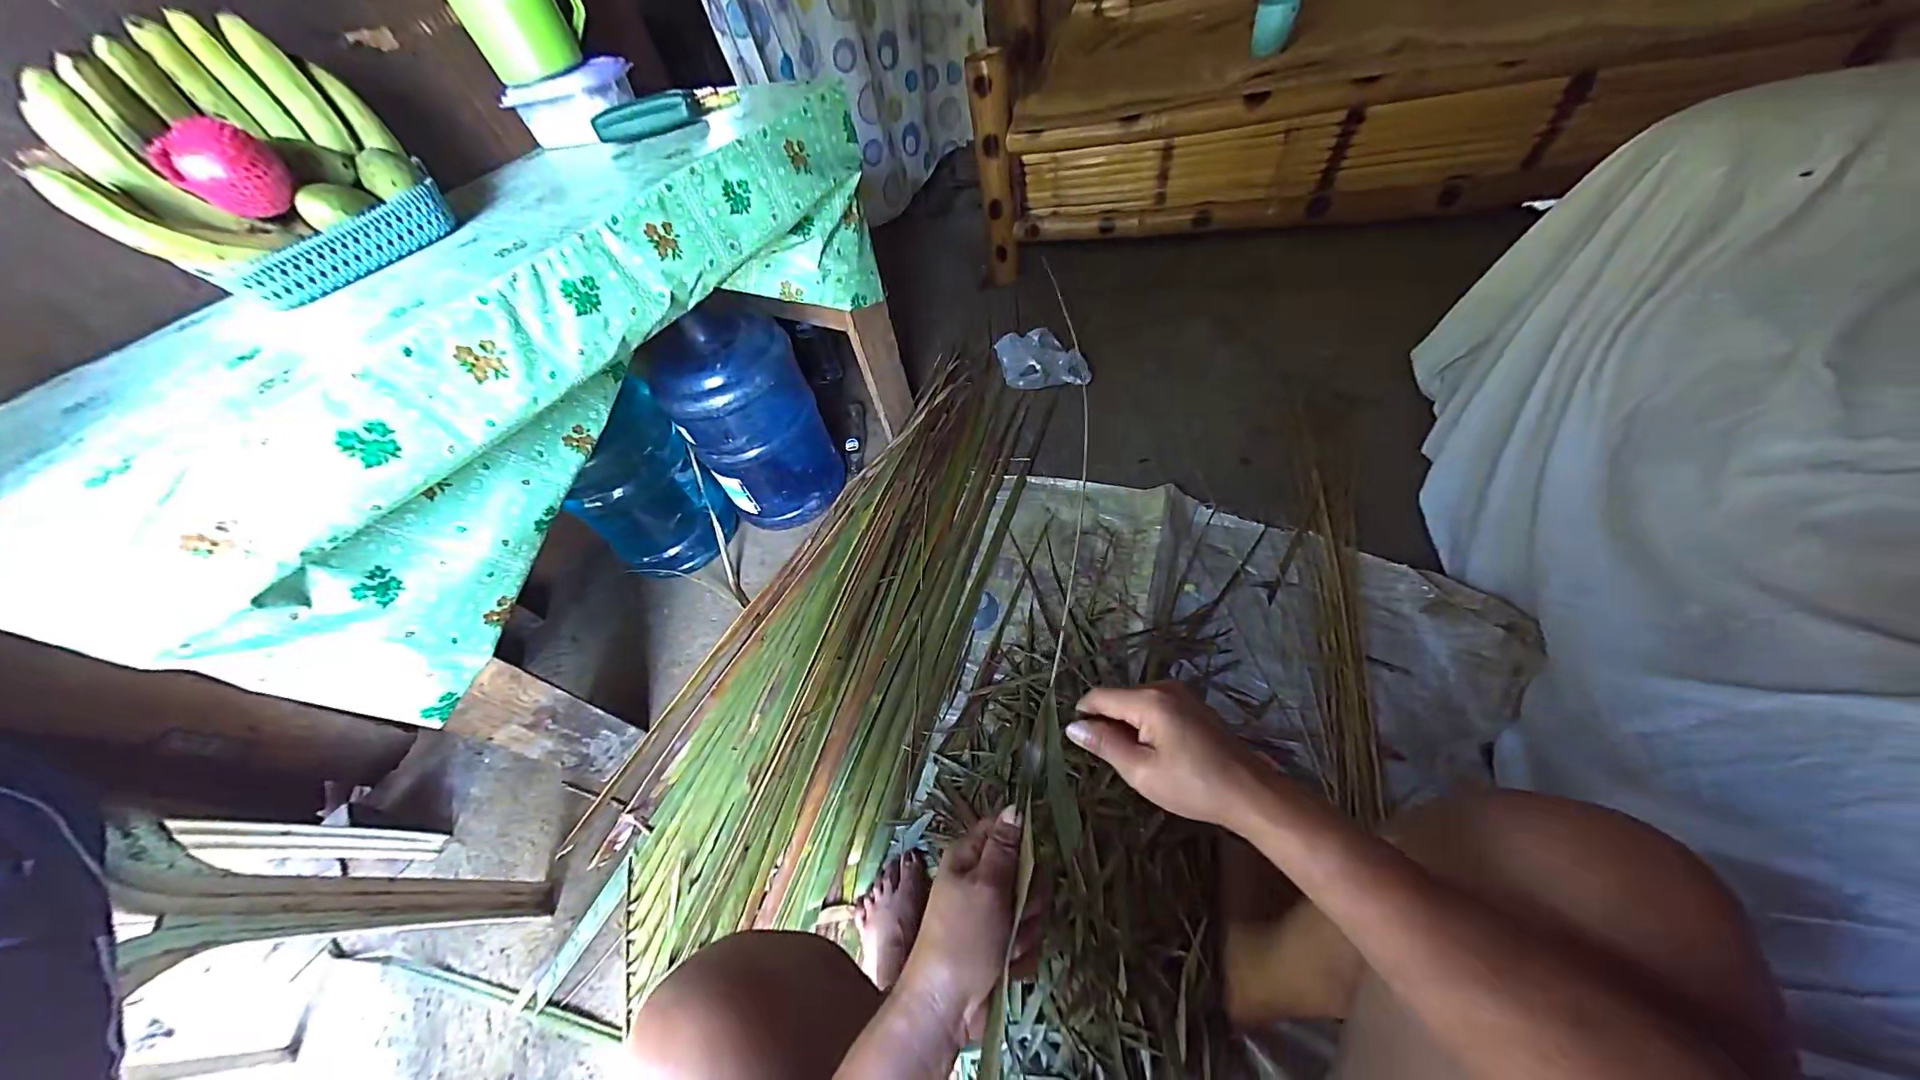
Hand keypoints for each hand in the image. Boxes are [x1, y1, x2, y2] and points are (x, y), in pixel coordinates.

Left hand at [895, 807, 1045, 1045]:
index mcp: (968, 857)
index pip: (1003, 830)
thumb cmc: (963, 938)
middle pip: (1025, 870)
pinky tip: (1008, 965)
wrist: (947, 1006)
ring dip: (1027, 929)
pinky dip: (1022, 952)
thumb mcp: (986, 886)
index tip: (1029, 863)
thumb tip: (1014, 807)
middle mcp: (980, 880)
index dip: (1022, 843)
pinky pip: (1028, 937)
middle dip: (1030, 896)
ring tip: (1009, 946)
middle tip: (1017, 913)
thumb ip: (1005, 848)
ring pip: (1032, 907)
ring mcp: (992, 914)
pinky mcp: (1001, 944)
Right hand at [1069, 682, 1276, 828]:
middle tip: (1116, 761)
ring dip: (1128, 728)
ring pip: (1136, 705)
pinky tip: (1158, 754)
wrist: (1250, 793)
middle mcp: (1163, 687)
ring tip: (1138, 761)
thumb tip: (1074, 727)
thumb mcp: (1140, 770)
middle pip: (1118, 699)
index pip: (1099, 697)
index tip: (1080, 744)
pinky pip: (1155, 709)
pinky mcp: (1193, 706)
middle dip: (1108, 725)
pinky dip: (1147, 727)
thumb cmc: (1193, 785)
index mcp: (1148, 700)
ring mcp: (1181, 694)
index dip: (1083, 717)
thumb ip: (1105, 744)